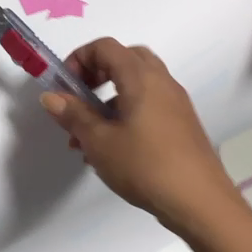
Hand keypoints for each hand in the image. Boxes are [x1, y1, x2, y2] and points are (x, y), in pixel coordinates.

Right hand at [40, 37, 237, 234]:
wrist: (201, 204)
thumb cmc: (145, 166)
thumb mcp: (99, 141)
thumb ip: (73, 115)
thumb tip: (51, 97)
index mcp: (141, 78)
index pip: (105, 47)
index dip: (79, 59)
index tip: (65, 88)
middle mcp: (162, 82)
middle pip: (125, 59)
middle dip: (96, 74)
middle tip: (80, 100)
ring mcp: (175, 104)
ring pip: (136, 85)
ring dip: (108, 99)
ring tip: (87, 136)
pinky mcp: (181, 125)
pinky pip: (148, 105)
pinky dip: (126, 113)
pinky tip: (112, 149)